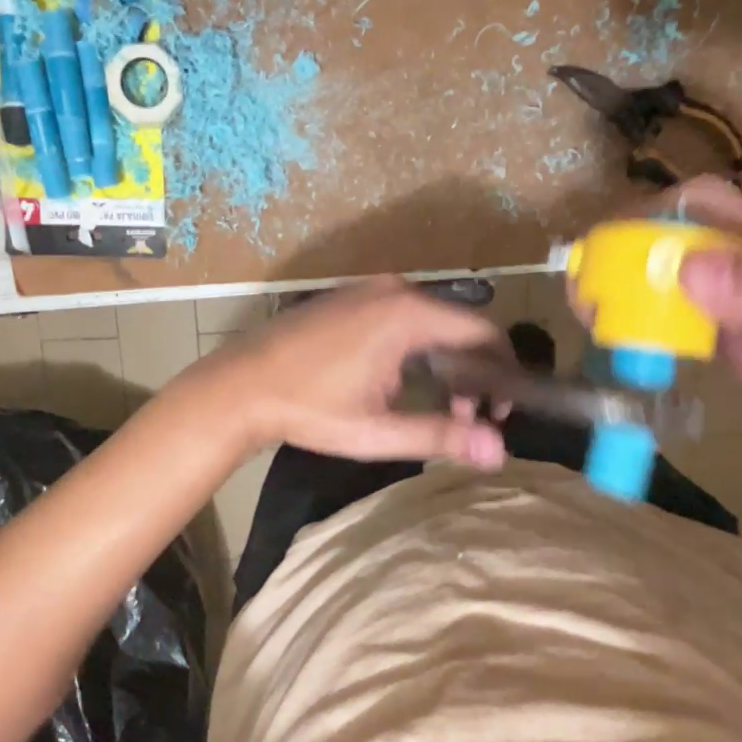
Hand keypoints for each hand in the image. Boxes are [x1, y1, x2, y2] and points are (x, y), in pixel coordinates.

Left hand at [197, 277, 507, 467]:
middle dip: (471, 370)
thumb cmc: (308, 409)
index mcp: (408, 314)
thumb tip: (498, 452)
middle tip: (464, 415)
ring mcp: (367, 289)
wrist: (238, 386)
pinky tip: (396, 382)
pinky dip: (414, 347)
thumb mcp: (376, 431)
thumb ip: (440, 436)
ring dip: (442, 361)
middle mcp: (394, 289)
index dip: (503, 372)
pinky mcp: (348, 297)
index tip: (499, 411)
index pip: (483, 333)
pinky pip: (401, 316)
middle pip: (457, 325)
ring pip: (429, 321)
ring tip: (433, 404)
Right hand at [568, 176, 741, 401]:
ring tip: (587, 316)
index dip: (636, 222)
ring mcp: (690, 269)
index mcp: (735, 225)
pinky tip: (604, 332)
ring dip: (602, 285)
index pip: (679, 201)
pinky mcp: (679, 299)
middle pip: (643, 230)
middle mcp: (706, 238)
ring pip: (632, 261)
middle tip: (585, 297)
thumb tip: (688, 268)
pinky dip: (614, 309)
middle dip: (605, 259)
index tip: (610, 261)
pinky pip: (638, 293)